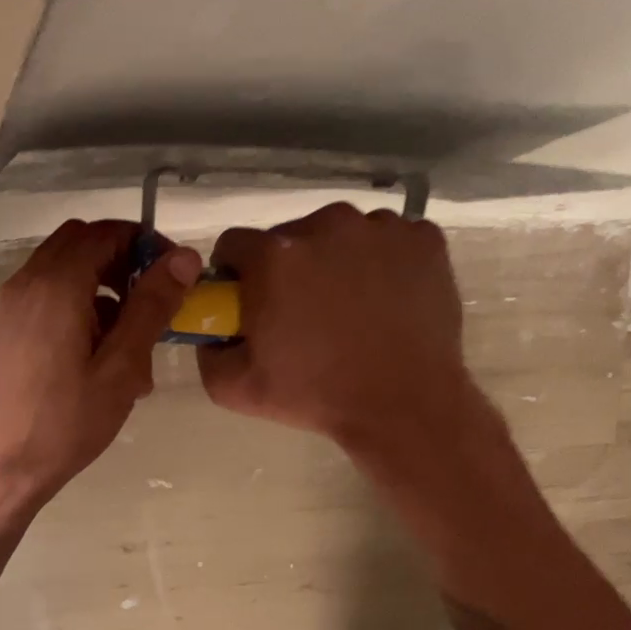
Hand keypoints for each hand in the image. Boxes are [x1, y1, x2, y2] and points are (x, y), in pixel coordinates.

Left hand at [0, 219, 201, 503]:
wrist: (2, 469)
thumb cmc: (65, 424)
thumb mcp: (120, 367)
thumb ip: (151, 306)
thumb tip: (183, 257)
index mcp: (55, 286)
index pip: (105, 233)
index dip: (145, 244)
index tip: (174, 277)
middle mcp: (26, 284)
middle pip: (81, 245)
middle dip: (122, 264)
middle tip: (153, 304)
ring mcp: (11, 308)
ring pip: (65, 273)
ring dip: (102, 291)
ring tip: (133, 346)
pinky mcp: (7, 332)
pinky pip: (48, 301)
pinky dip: (78, 310)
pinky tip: (101, 360)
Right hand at [197, 203, 477, 453]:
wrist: (403, 404)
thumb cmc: (313, 395)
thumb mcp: (231, 388)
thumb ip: (207, 349)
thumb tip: (213, 327)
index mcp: (274, 256)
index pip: (233, 244)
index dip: (233, 275)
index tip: (246, 304)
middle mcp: (326, 225)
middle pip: (288, 237)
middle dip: (285, 270)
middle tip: (298, 316)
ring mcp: (381, 228)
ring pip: (339, 236)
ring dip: (333, 263)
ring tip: (345, 311)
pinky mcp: (424, 237)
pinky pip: (386, 241)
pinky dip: (379, 264)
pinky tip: (381, 303)